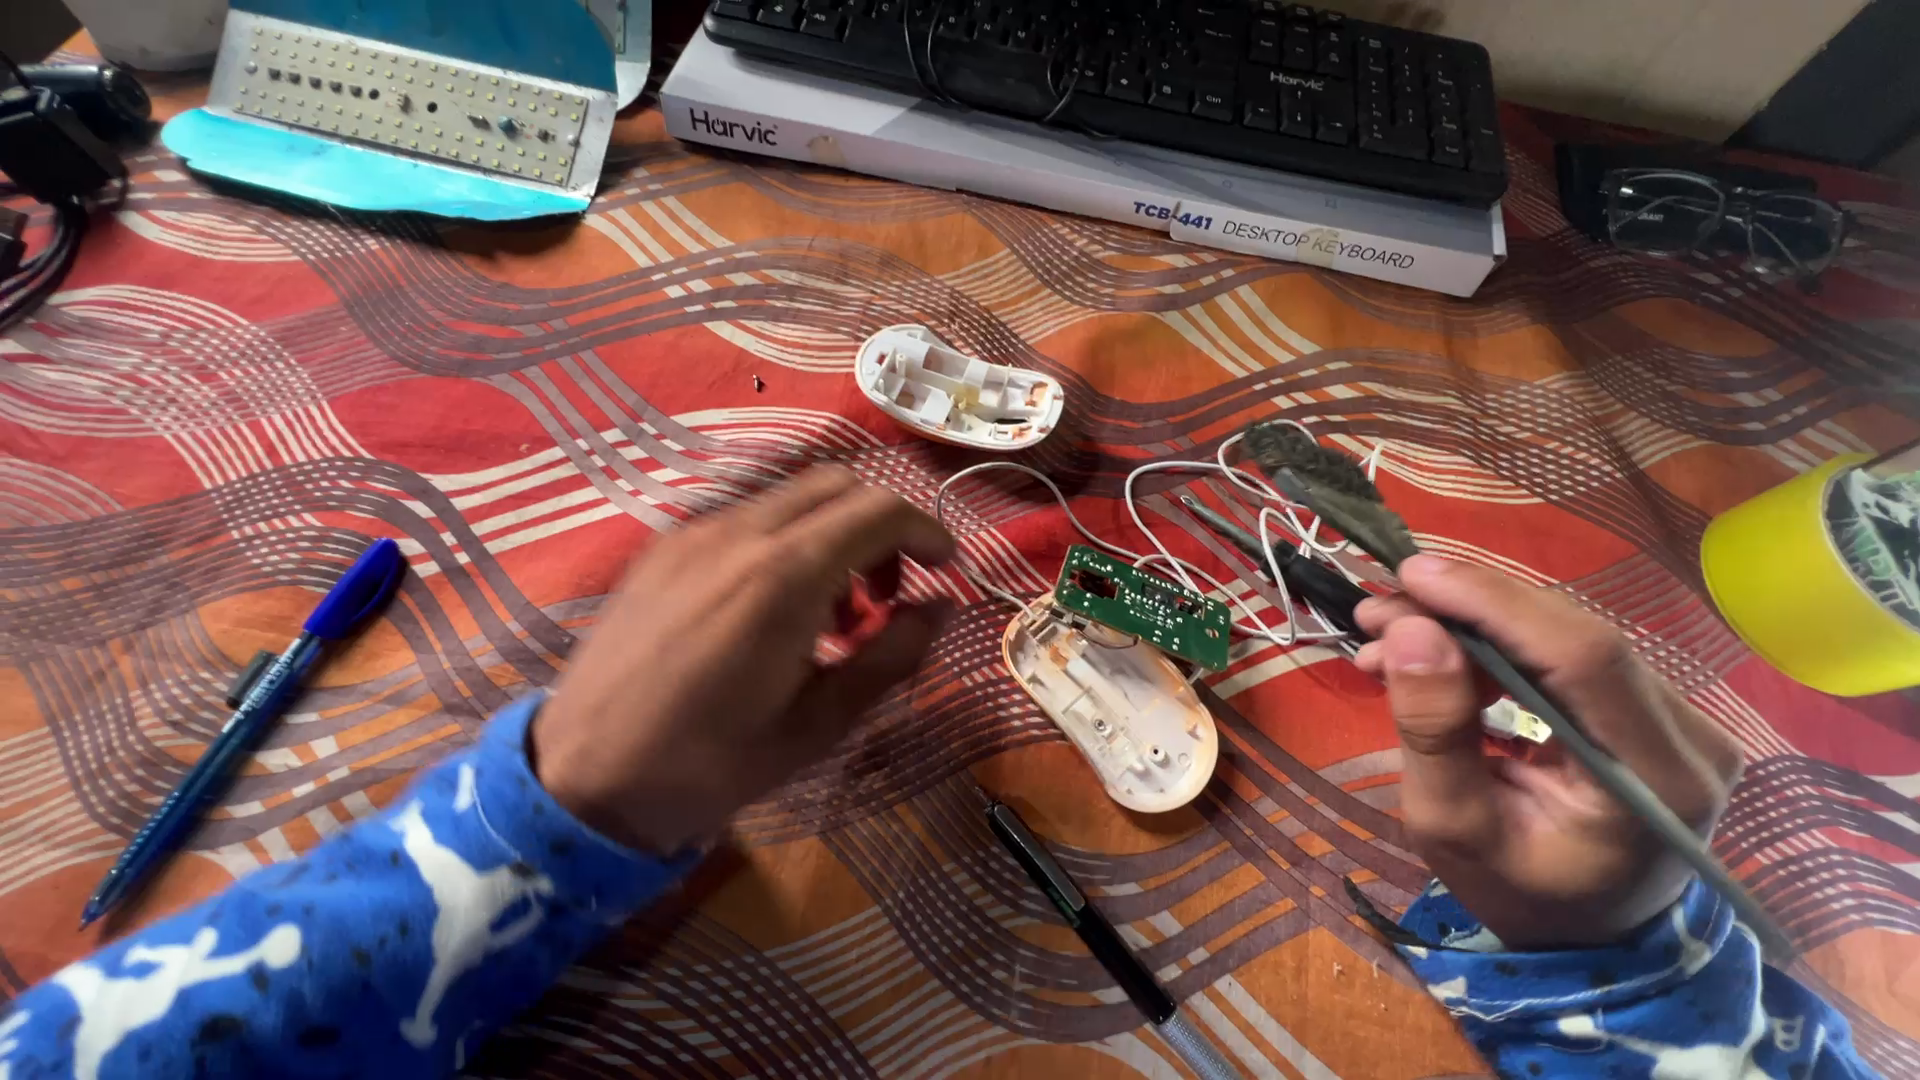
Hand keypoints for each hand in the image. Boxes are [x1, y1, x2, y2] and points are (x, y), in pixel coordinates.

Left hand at [530, 467, 956, 853]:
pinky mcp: (664, 547)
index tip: (948, 567)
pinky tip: (774, 608)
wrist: (579, 779)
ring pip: (793, 496)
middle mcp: (739, 533)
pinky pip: (748, 518)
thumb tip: (944, 607)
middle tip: (890, 594)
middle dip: (883, 526)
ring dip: (836, 533)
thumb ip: (891, 655)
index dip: (927, 530)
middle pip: (840, 484)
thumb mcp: (818, 725)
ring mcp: (694, 533)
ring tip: (834, 610)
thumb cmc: (710, 765)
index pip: (880, 509)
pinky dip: (788, 540)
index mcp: (783, 576)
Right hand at [1353, 555, 1743, 949]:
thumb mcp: (1450, 824)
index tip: (1408, 576)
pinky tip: (1428, 648)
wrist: (1582, 933)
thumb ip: (1434, 730)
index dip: (1492, 603)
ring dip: (1465, 619)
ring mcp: (1674, 718)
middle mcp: (1687, 735)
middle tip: (1374, 608)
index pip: (1583, 656)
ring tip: (1382, 630)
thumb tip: (1408, 631)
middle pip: (1571, 632)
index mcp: (1653, 779)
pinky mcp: (1643, 708)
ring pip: (1559, 631)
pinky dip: (1484, 640)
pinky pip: (1557, 650)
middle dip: (1463, 606)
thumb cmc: (1513, 890)